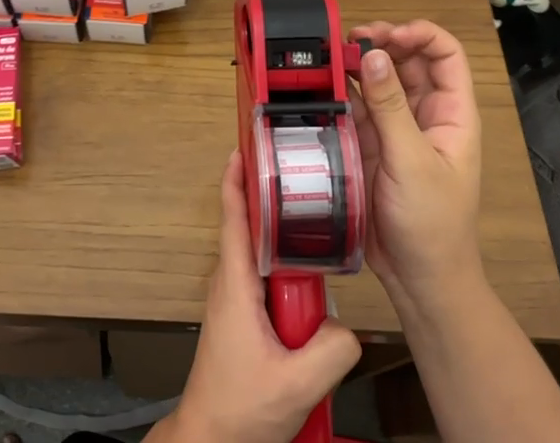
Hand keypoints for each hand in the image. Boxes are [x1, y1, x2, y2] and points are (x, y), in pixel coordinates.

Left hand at [151, 151, 361, 442]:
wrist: (212, 439)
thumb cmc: (237, 410)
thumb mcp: (297, 383)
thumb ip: (333, 349)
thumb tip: (347, 327)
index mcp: (235, 286)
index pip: (234, 217)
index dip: (237, 178)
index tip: (247, 145)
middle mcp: (232, 284)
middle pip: (254, 228)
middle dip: (275, 200)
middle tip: (303, 171)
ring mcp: (238, 300)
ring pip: (266, 257)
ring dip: (288, 242)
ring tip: (318, 224)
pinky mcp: (247, 317)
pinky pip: (271, 283)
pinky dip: (291, 275)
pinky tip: (314, 287)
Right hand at [349, 20, 485, 310]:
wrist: (417, 276)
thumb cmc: (431, 222)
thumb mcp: (411, 160)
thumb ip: (389, 106)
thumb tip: (373, 54)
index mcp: (452, 114)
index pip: (445, 55)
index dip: (419, 35)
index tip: (386, 35)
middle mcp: (426, 114)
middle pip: (409, 61)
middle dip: (383, 42)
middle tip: (350, 39)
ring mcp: (397, 129)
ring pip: (381, 81)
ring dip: (359, 64)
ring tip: (332, 54)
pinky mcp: (372, 144)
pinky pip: (358, 107)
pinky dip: (343, 92)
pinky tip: (325, 84)